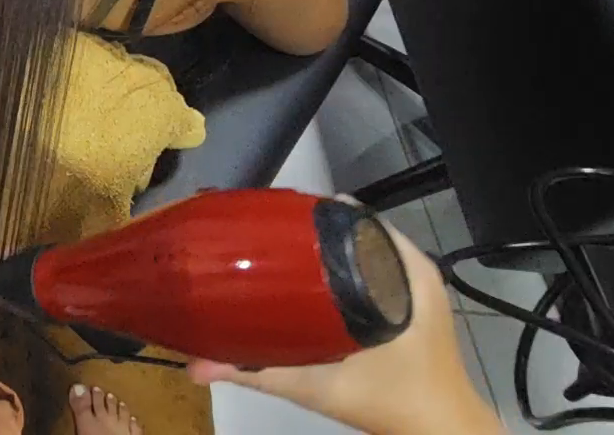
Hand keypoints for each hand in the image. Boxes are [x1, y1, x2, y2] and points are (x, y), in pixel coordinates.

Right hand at [187, 216, 503, 434]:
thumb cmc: (390, 403)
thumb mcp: (320, 389)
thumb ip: (257, 373)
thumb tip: (196, 367)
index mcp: (401, 272)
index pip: (352, 217)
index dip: (305, 209)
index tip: (264, 211)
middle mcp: (411, 267)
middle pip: (349, 225)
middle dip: (303, 223)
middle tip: (258, 227)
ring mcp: (417, 283)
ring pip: (360, 242)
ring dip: (321, 239)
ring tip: (273, 241)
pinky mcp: (414, 299)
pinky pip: (372, 261)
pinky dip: (340, 257)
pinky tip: (305, 268)